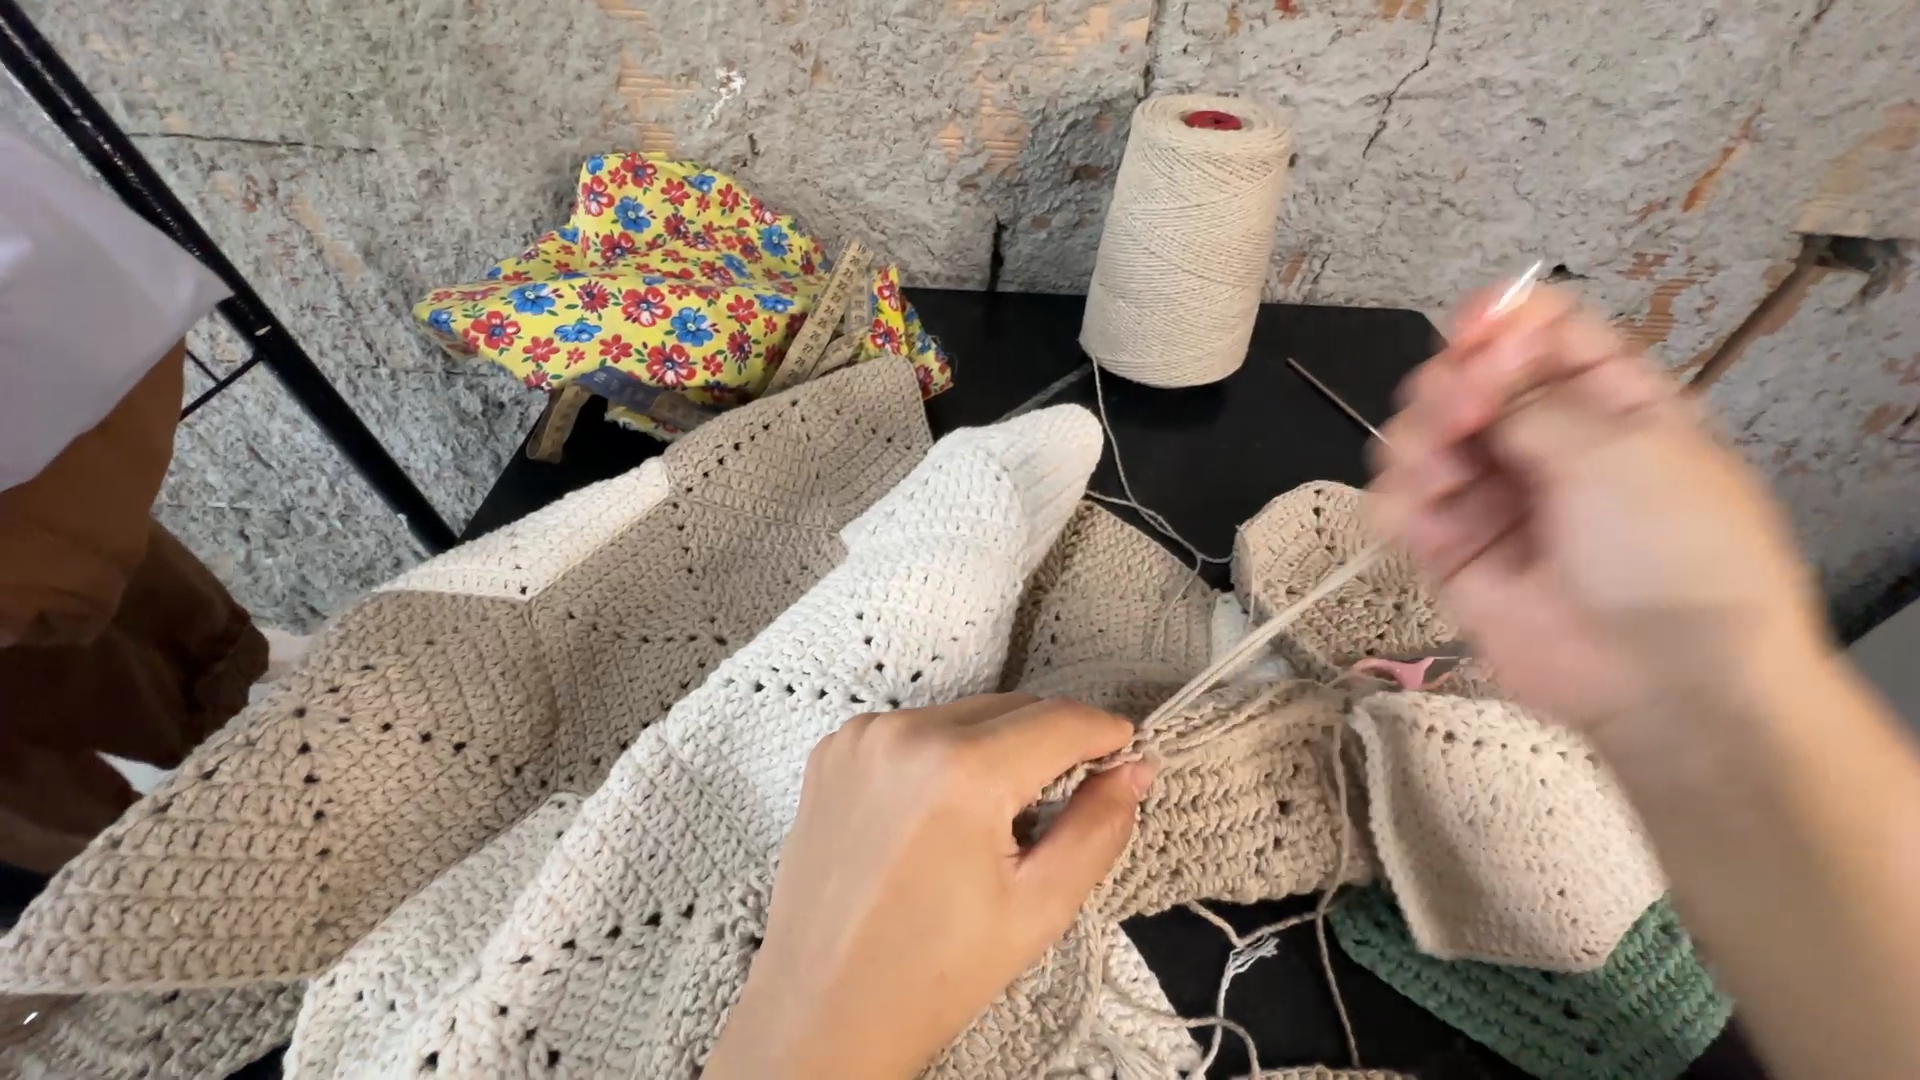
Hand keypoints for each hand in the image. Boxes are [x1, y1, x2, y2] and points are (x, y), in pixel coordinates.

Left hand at [705, 694, 1153, 1079]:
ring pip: (964, 715)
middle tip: (1058, 802)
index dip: (1103, 733)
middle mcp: (905, 733)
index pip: (1059, 719)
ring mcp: (862, 737)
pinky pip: (913, 729)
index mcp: (961, 771)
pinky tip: (934, 813)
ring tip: (988, 819)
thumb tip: (1134, 771)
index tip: (1125, 752)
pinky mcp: (835, 749)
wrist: (821, 1008)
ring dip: (993, 748)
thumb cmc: (932, 973)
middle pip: (1012, 709)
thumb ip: (1098, 827)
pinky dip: (940, 754)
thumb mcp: (1038, 907)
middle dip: (1049, 744)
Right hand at [1370, 285, 1829, 739]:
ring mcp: (1487, 497)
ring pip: (1417, 441)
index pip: (1539, 337)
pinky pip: (1396, 506)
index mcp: (1605, 407)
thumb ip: (1535, 400)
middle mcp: (1538, 445)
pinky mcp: (1444, 548)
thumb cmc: (1673, 554)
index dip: (1500, 320)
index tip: (1471, 324)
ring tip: (1439, 476)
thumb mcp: (1625, 452)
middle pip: (1462, 383)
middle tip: (1463, 411)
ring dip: (1416, 445)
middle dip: (1449, 389)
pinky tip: (1422, 517)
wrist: (1655, 678)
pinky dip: (1398, 503)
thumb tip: (1478, 362)